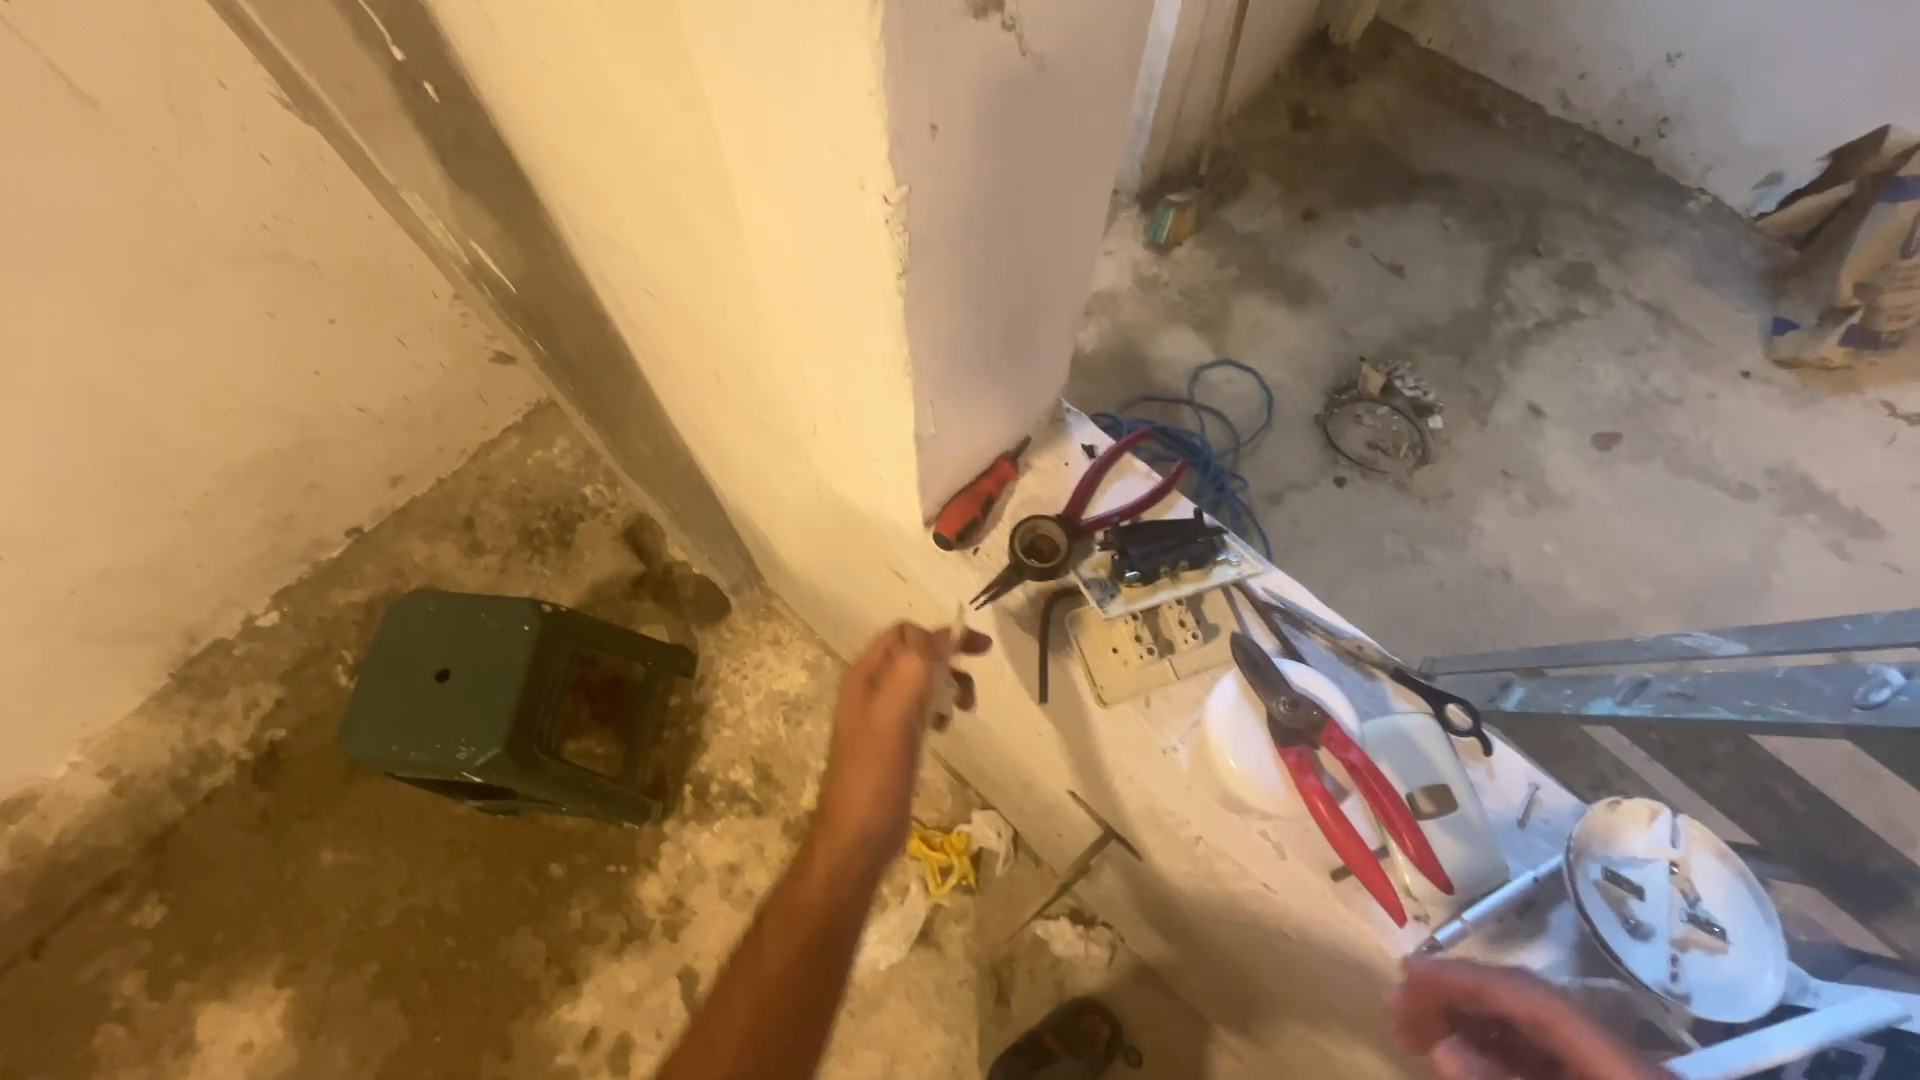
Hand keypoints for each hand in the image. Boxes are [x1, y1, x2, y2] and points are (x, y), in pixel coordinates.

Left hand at [811, 622, 992, 877]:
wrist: (857, 839)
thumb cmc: (874, 776)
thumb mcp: (892, 715)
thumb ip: (913, 669)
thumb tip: (944, 635)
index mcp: (865, 677)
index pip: (905, 635)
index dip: (940, 636)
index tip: (976, 653)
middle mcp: (870, 690)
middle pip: (914, 655)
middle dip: (947, 659)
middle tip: (976, 680)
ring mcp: (881, 717)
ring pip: (920, 682)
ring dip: (946, 685)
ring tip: (964, 708)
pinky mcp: (893, 741)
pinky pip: (920, 709)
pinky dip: (939, 709)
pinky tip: (946, 728)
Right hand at [1392, 960, 1668, 1079]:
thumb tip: (1443, 1046)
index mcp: (1624, 1067)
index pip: (1532, 998)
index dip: (1464, 978)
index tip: (1403, 975)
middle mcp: (1624, 1064)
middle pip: (1531, 1009)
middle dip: (1460, 1000)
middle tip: (1398, 1010)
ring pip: (1536, 1036)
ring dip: (1473, 1026)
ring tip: (1419, 1035)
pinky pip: (1547, 1065)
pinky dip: (1498, 1057)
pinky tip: (1465, 1061)